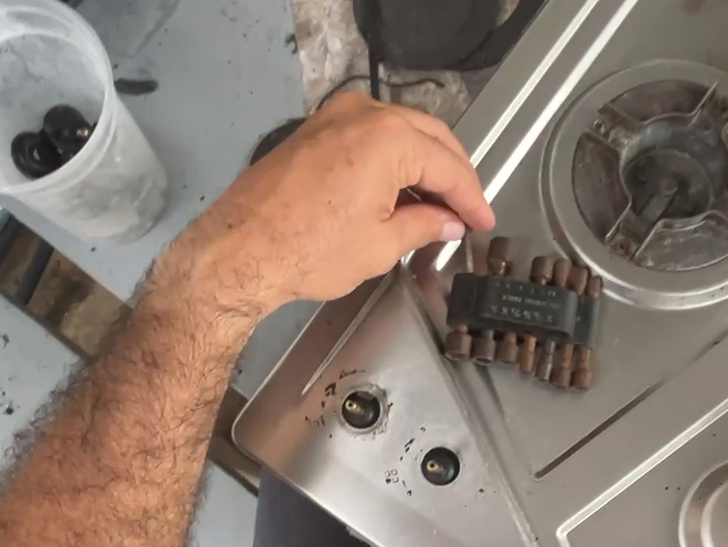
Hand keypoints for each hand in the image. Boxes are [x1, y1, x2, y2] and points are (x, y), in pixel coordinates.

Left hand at [176, 93, 495, 315]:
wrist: (243, 250)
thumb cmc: (307, 250)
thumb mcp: (380, 246)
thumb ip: (424, 226)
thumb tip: (449, 223)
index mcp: (388, 139)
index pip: (449, 165)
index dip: (473, 198)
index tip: (484, 220)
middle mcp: (364, 115)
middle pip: (431, 137)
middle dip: (455, 175)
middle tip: (468, 210)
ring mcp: (336, 117)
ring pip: (402, 132)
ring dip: (426, 165)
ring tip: (440, 206)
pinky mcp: (317, 131)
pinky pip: (372, 136)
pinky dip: (395, 160)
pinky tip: (402, 191)